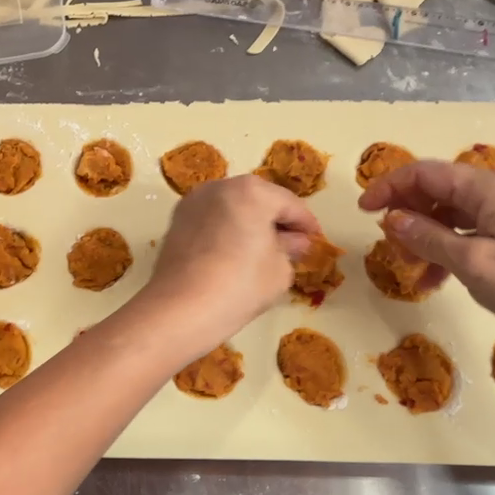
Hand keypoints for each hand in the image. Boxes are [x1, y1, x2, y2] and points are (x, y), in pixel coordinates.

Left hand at [135, 175, 319, 358]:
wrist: (181, 308)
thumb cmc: (240, 285)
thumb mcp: (280, 269)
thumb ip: (291, 248)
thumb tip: (295, 241)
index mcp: (252, 191)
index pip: (290, 204)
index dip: (307, 225)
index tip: (317, 242)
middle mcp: (220, 186)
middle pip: (259, 199)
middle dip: (277, 219)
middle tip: (293, 245)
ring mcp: (194, 201)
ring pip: (233, 206)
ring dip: (250, 222)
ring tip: (264, 250)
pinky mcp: (177, 219)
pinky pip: (212, 218)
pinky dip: (227, 228)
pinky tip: (234, 252)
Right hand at [359, 161, 494, 351]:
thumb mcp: (472, 264)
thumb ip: (427, 238)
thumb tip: (392, 219)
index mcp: (490, 190)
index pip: (426, 173)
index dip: (390, 187)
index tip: (364, 210)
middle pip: (437, 192)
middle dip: (407, 216)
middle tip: (389, 247)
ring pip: (450, 215)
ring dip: (425, 238)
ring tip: (411, 270)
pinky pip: (468, 233)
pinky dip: (446, 250)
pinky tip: (436, 279)